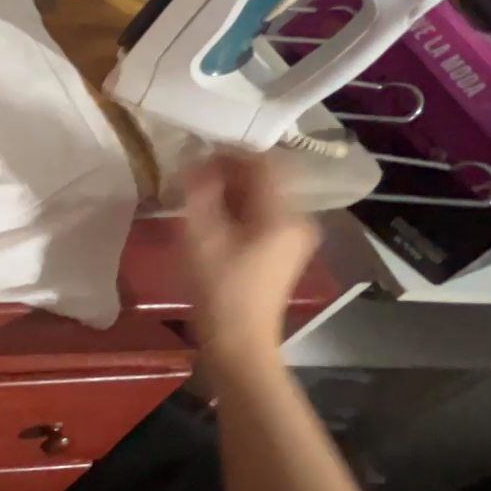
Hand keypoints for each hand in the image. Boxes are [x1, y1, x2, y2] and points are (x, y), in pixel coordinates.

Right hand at [180, 149, 319, 356]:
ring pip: (262, 196)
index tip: (200, 149)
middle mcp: (297, 221)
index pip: (266, 163)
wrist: (238, 341)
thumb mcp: (201, 237)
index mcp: (283, 215)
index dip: (233, 151)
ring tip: (197, 191)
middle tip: (193, 170)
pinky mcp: (281, 252)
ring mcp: (293, 238)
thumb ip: (199, 193)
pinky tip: (210, 215)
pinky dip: (236, 206)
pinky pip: (261, 214)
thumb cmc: (218, 289)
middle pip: (267, 179)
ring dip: (231, 188)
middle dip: (230, 169)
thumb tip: (196, 162)